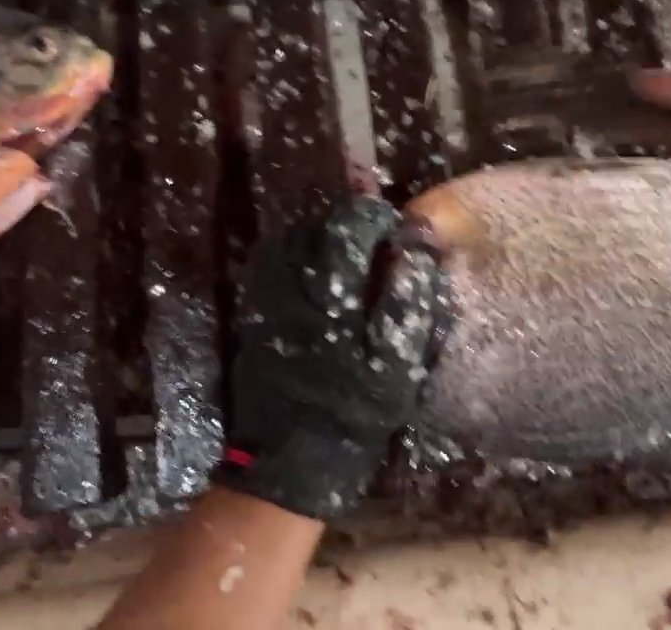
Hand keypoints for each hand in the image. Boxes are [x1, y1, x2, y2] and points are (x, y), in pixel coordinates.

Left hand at [216, 196, 443, 519]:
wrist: (293, 455)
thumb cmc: (356, 407)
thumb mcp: (397, 359)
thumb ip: (407, 297)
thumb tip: (416, 247)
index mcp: (334, 288)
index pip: (351, 221)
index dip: (375, 215)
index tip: (393, 228)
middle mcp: (295, 281)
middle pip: (318, 223)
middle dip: (348, 224)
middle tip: (373, 243)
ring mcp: (269, 294)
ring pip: (292, 239)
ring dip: (321, 238)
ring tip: (345, 259)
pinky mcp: (255, 310)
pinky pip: (272, 263)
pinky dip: (296, 258)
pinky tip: (316, 278)